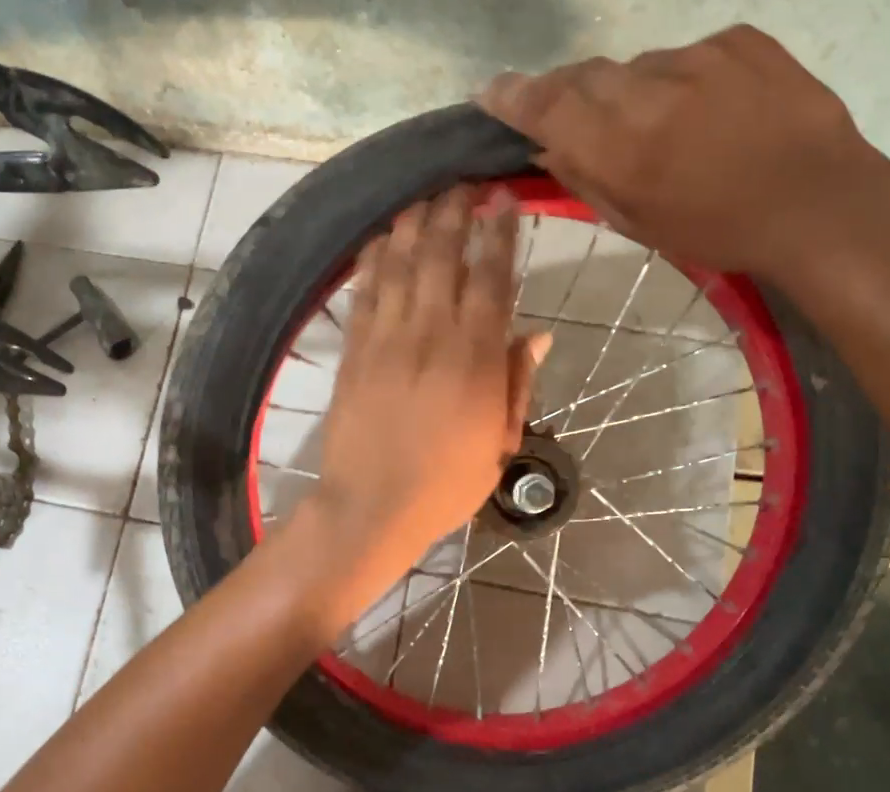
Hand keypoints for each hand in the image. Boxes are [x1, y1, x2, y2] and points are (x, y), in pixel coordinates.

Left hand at [297, 185, 549, 613]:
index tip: (504, 201)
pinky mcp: (352, 352)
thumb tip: (538, 334)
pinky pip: (363, 293)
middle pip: (443, 256)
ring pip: (400, 264)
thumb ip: (516, 384)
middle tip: (462, 186)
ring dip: (412, 224)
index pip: (492, 278)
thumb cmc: (444, 486)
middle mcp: (431, 335)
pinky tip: (379, 238)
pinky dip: (372, 260)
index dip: (499, 234)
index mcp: (477, 358)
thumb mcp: (499, 442)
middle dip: (454, 213)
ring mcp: (385, 340)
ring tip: (423, 197)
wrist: (370, 507)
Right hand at [477, 25, 889, 284]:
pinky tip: (704, 109)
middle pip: (585, 75)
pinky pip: (687, 55)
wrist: (817, 201)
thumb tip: (546, 146)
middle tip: (568, 115)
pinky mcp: (740, 40)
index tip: (488, 92)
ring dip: (630, 91)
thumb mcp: (637, 222)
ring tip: (659, 126)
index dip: (511, 97)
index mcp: (623, 148)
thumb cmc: (717, 230)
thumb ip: (585, 179)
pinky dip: (680, 79)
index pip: (548, 106)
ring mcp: (699, 58)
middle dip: (567, 92)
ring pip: (638, 66)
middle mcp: (652, 92)